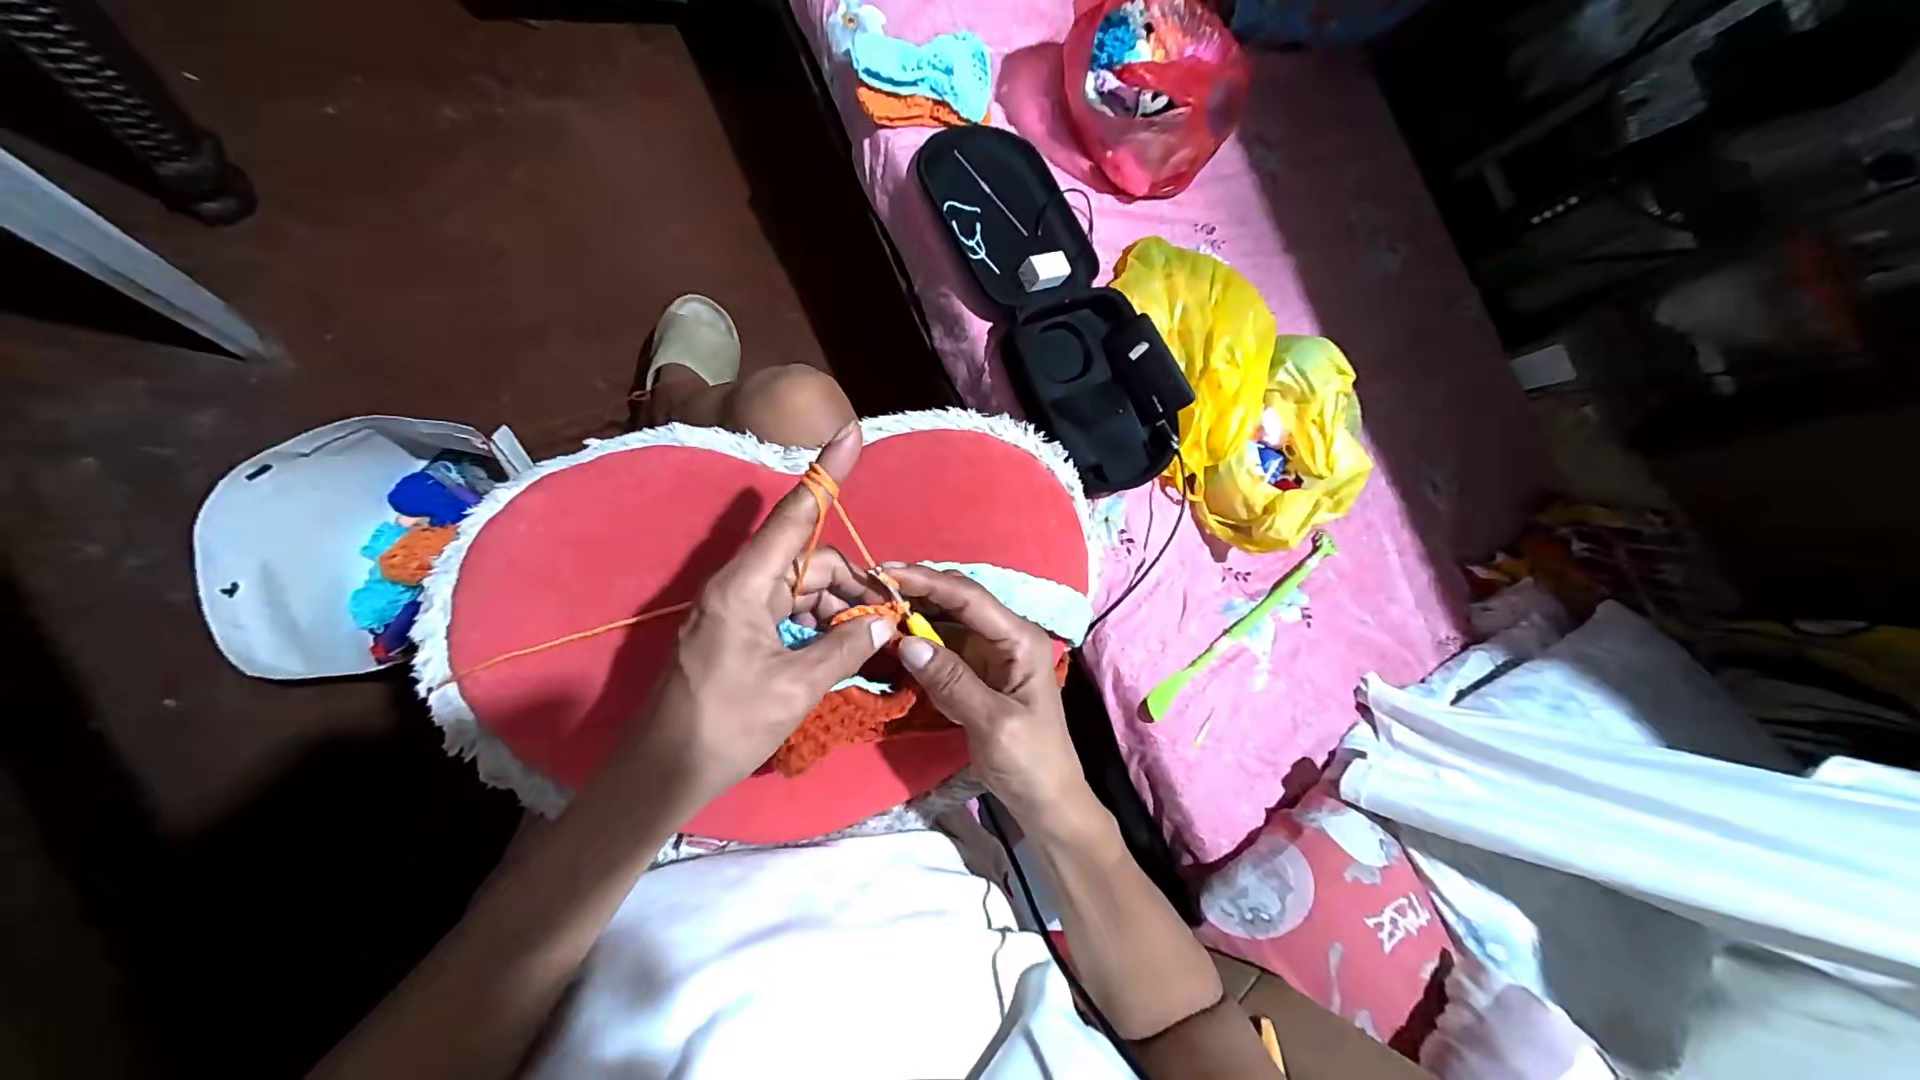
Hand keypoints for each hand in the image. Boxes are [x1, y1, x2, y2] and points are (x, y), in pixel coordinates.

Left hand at [604, 421, 892, 818]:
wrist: (663, 772)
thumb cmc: (725, 725)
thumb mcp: (796, 686)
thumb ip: (845, 646)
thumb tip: (883, 622)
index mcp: (745, 586)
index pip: (794, 515)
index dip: (827, 474)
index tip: (851, 432)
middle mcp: (741, 586)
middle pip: (810, 562)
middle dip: (853, 584)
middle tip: (888, 619)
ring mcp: (739, 609)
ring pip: (804, 590)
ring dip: (839, 610)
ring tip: (868, 643)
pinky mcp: (740, 632)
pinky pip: (790, 614)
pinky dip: (820, 627)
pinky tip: (843, 652)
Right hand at [883, 564, 1101, 836]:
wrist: (1046, 800)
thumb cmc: (1030, 760)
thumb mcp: (993, 723)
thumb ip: (952, 680)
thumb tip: (907, 641)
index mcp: (1020, 639)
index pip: (969, 597)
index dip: (927, 581)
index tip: (887, 572)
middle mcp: (1005, 637)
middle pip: (957, 602)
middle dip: (917, 592)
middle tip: (872, 587)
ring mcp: (990, 654)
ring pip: (946, 623)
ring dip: (913, 616)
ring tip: (874, 610)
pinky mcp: (976, 673)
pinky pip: (943, 649)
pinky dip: (918, 644)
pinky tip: (893, 642)